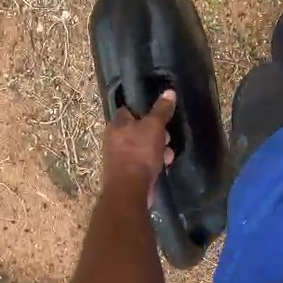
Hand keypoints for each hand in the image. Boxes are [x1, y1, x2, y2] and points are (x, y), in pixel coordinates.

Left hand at [103, 90, 176, 204]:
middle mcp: (113, 140)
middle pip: (136, 129)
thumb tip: (169, 92)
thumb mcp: (154, 126)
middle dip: (154, 132)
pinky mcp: (125, 174)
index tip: (158, 111)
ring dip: (156, 148)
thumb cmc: (139, 152)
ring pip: (140, 146)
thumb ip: (161, 110)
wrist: (129, 190)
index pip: (128, 109)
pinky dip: (152, 162)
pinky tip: (164, 165)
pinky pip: (141, 162)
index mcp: (116, 124)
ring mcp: (118, 158)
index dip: (143, 109)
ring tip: (169, 153)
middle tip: (167, 134)